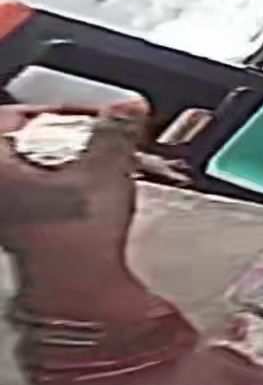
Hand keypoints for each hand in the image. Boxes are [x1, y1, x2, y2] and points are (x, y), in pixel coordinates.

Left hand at [0, 101, 144, 260]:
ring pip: (40, 164)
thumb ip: (115, 134)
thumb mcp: (106, 170)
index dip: (67, 111)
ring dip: (83, 160)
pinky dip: (75, 181)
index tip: (105, 115)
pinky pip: (44, 186)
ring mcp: (5, 201)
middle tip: (118, 141)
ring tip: (122, 167)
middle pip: (29, 140)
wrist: (72, 276)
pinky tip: (104, 189)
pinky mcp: (18, 217)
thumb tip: (127, 107)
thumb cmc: (72, 228)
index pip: (17, 115)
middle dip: (80, 138)